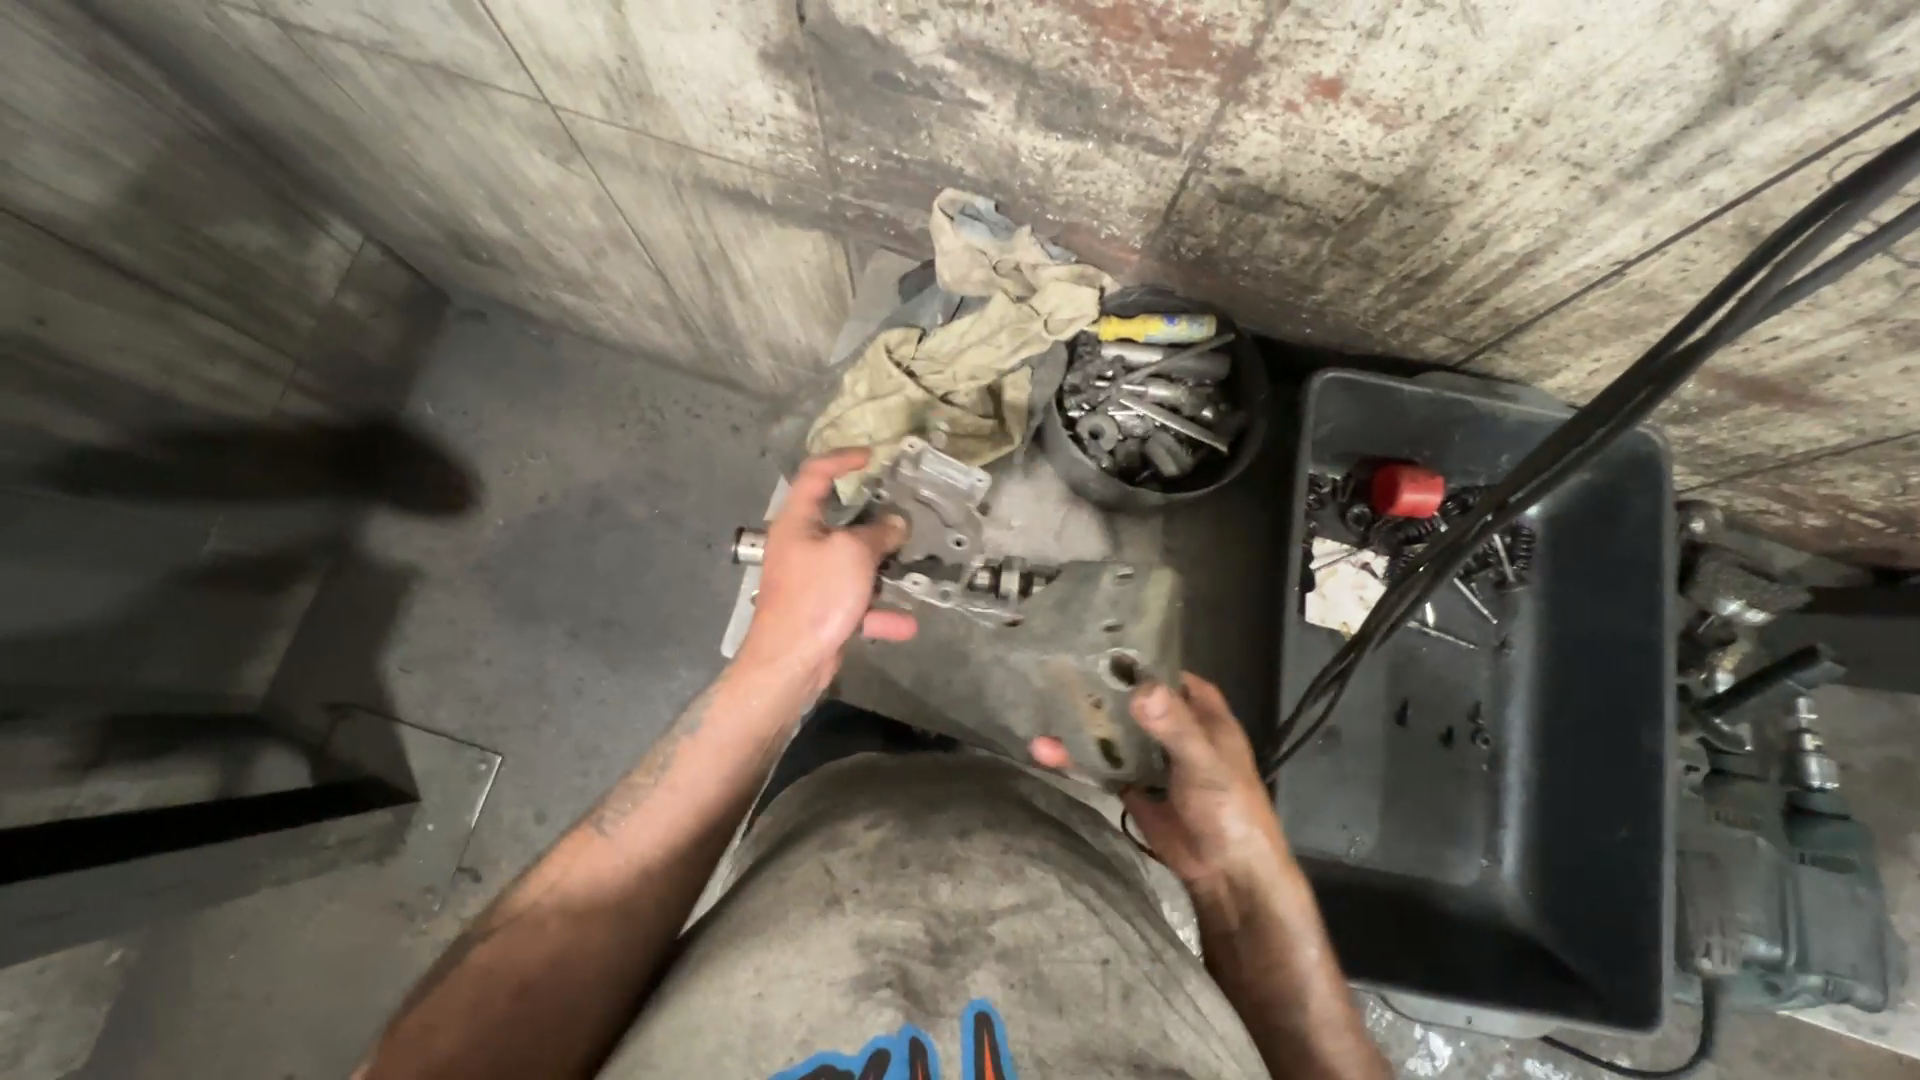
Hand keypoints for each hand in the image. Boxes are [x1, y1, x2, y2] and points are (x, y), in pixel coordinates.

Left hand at [738, 448, 915, 684]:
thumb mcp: (853, 554)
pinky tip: (906, 623)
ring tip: (908, 568)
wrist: (789, 662)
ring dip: (879, 571)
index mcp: (796, 522)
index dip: (841, 460)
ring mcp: (809, 581)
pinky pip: (855, 604)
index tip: (870, 458)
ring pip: (850, 566)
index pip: (814, 475)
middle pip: (837, 524)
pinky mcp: (820, 612)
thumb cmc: (816, 596)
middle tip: (900, 516)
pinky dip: (878, 613)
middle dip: (871, 523)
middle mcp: (799, 547)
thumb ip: (878, 534)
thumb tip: (895, 524)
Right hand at [1032, 674, 1294, 905]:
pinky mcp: (1133, 785)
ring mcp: (1151, 757)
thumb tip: (1141, 689)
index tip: (1091, 645)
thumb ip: (1174, 727)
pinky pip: (1101, 765)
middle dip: (1096, 690)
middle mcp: (1173, 726)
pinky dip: (1076, 759)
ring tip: (1039, 713)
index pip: (1163, 672)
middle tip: (1051, 671)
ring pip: (1112, 732)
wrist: (1227, 875)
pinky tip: (1044, 751)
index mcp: (1200, 710)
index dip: (1132, 660)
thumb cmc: (1230, 809)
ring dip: (1080, 726)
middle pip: (1129, 700)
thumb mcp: (1204, 762)